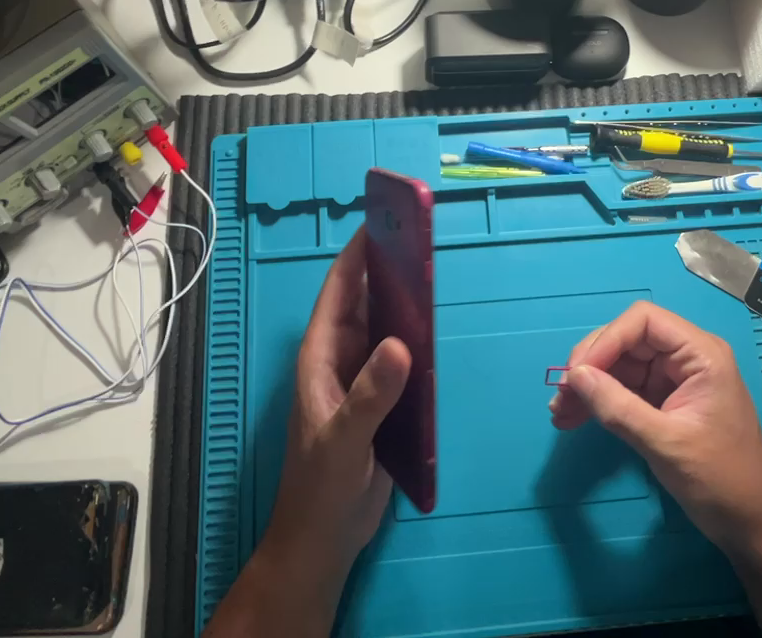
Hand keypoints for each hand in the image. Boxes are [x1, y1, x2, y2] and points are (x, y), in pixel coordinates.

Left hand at [263, 229, 411, 582]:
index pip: (339, 291)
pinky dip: (417, 338)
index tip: (384, 220)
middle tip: (424, 239)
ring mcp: (360, 378)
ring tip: (437, 273)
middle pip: (364, 300)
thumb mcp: (344, 440)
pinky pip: (399, 356)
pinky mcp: (379, 399)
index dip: (357, 254)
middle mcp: (340, 358)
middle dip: (388, 268)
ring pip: (383, 326)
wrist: (323, 540)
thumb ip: (370, 395)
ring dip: (405, 302)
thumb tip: (402, 343)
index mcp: (321, 357)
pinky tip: (440, 329)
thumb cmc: (321, 488)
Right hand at [549, 301, 761, 553]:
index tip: (577, 374)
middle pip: (627, 339)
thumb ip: (618, 407)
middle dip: (592, 364)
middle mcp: (687, 357)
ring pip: (621, 365)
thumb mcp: (665, 444)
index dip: (606, 341)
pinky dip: (600, 401)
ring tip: (560, 411)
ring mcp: (676, 379)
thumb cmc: (721, 481)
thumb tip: (574, 376)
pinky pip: (625, 388)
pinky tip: (574, 417)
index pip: (643, 321)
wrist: (754, 527)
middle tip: (561, 394)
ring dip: (589, 385)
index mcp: (700, 354)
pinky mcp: (666, 401)